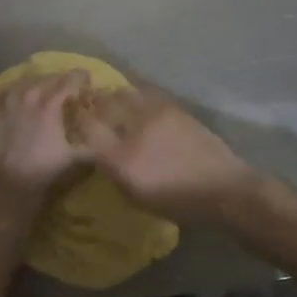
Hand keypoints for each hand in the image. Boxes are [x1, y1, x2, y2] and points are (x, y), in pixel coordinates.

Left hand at [0, 70, 92, 212]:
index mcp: (50, 104)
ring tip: (43, 92)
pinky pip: (3, 93)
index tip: (88, 80)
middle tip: (67, 90)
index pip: (70, 80)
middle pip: (47, 78)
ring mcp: (6, 102)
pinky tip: (17, 98)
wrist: (9, 188)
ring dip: (37, 85)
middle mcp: (27, 96)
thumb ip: (96, 144)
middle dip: (60, 81)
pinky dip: (14, 92)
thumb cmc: (46, 173)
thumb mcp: (80, 161)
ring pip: (24, 82)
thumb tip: (110, 136)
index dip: (82, 77)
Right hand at [71, 88, 258, 222]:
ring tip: (112, 101)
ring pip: (126, 94)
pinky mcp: (175, 108)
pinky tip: (136, 102)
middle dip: (94, 102)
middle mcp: (135, 128)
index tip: (72, 118)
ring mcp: (157, 114)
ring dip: (115, 96)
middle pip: (105, 103)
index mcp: (121, 157)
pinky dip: (136, 95)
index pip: (88, 126)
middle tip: (88, 105)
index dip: (77, 119)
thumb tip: (97, 151)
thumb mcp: (135, 196)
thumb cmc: (178, 202)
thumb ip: (112, 170)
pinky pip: (147, 95)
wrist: (224, 190)